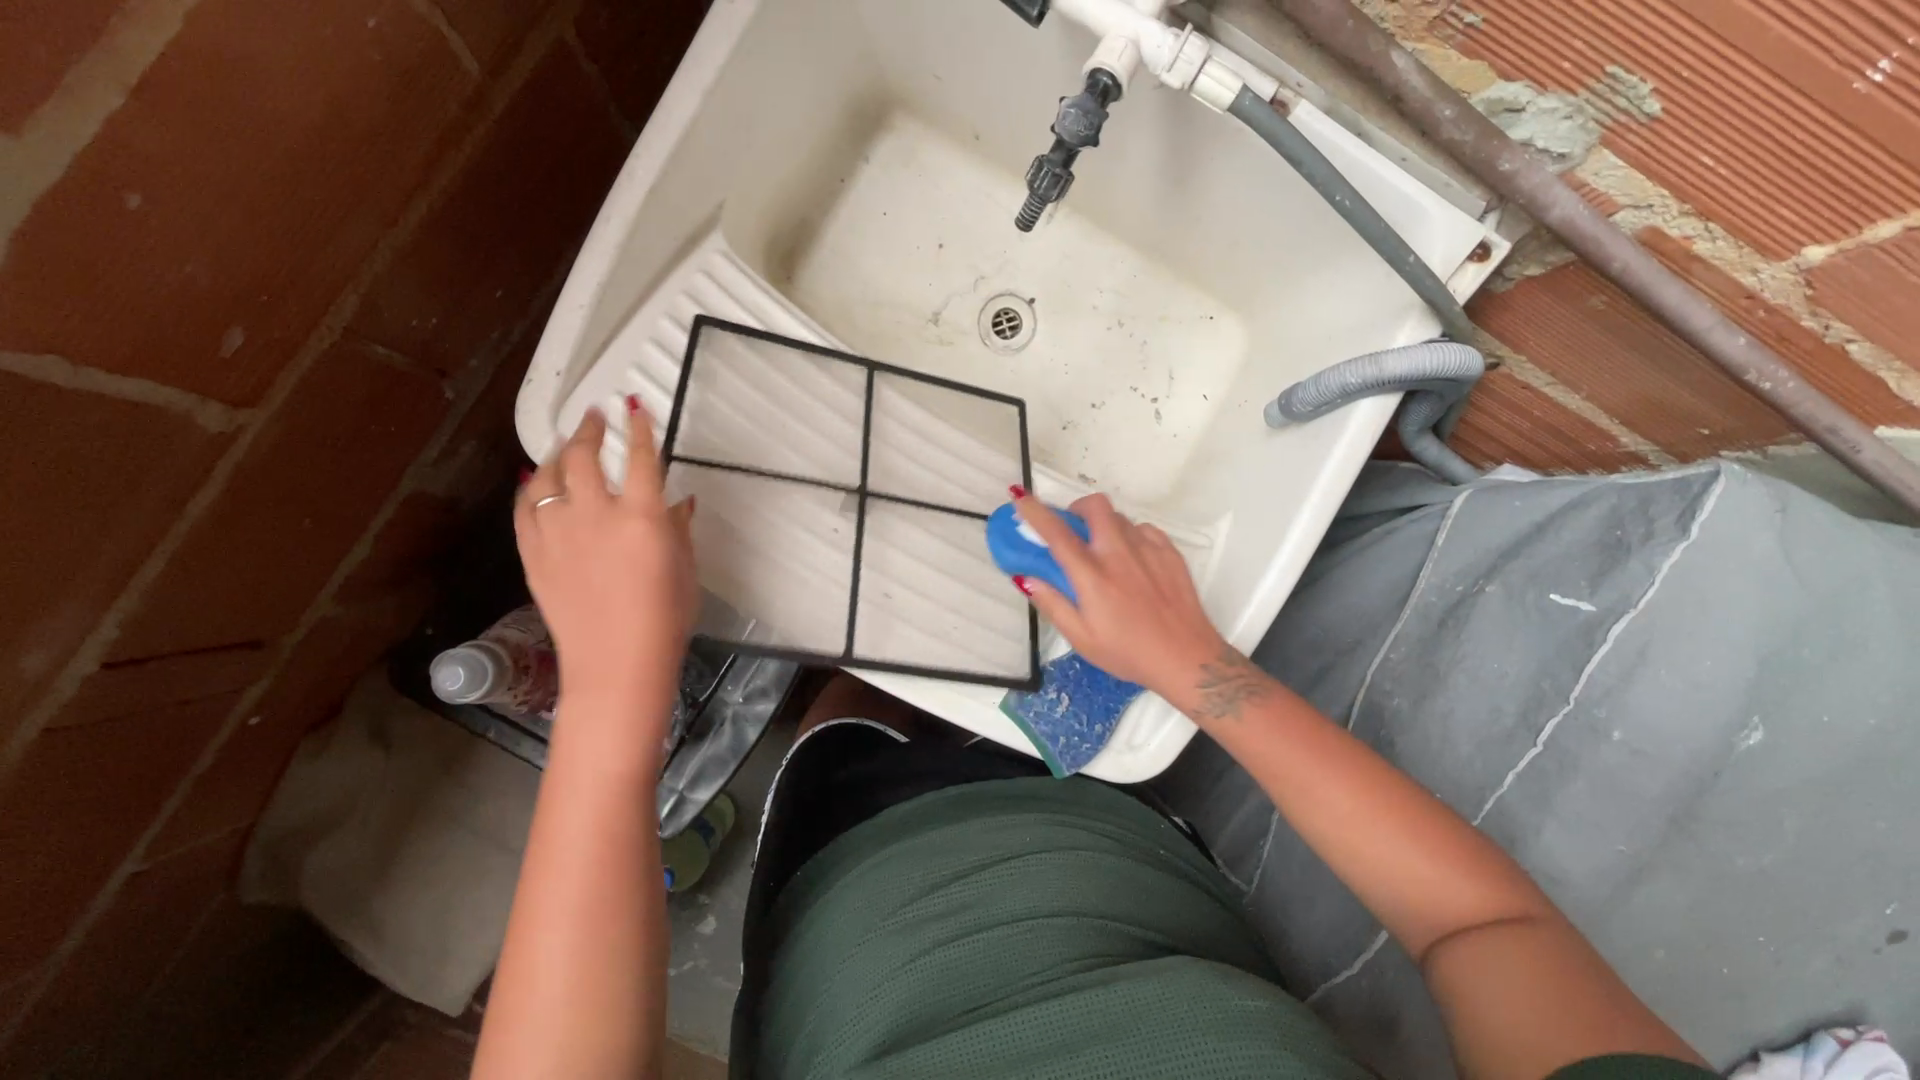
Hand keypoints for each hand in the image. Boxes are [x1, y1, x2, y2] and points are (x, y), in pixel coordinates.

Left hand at [515, 397, 696, 713]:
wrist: (616, 664)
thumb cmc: (665, 620)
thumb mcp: (685, 570)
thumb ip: (678, 529)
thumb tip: (677, 502)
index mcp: (643, 517)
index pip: (642, 458)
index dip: (639, 428)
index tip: (635, 408)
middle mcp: (597, 514)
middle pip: (585, 456)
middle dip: (590, 430)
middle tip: (595, 418)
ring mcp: (558, 533)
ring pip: (547, 477)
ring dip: (557, 454)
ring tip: (563, 445)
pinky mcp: (533, 555)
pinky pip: (525, 509)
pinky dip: (531, 490)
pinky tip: (535, 483)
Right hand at [1011, 491, 1231, 699]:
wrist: (1185, 657)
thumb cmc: (1128, 653)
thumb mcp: (1082, 639)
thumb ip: (1053, 604)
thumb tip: (1028, 578)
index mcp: (1093, 576)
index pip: (1057, 534)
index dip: (1035, 512)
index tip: (1021, 499)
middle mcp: (1119, 553)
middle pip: (1095, 506)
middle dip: (1077, 508)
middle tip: (1073, 528)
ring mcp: (1148, 549)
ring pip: (1120, 518)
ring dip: (1105, 526)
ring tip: (1105, 552)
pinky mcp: (1170, 552)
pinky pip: (1144, 530)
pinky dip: (1132, 537)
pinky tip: (1133, 560)